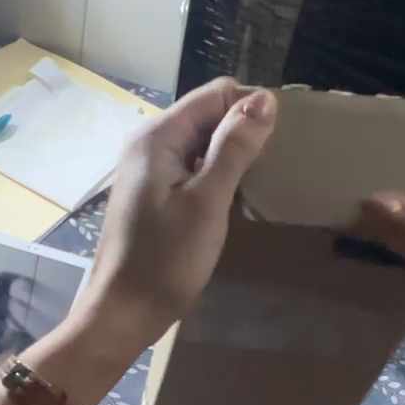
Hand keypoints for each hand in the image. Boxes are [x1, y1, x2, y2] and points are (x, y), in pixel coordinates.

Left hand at [75, 78, 277, 351]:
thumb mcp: (208, 201)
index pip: (217, 93)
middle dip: (243, 132)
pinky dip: (215, 176)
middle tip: (272, 169)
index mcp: (158, 134)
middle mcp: (149, 142)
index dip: (252, 109)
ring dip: (231, 157)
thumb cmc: (166, 259)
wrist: (124, 311)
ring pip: (202, 143)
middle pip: (208, 115)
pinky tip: (231, 201)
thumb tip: (265, 99)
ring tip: (257, 185)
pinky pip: (191, 168)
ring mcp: (148, 168)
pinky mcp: (152, 193)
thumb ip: (234, 147)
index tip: (280, 144)